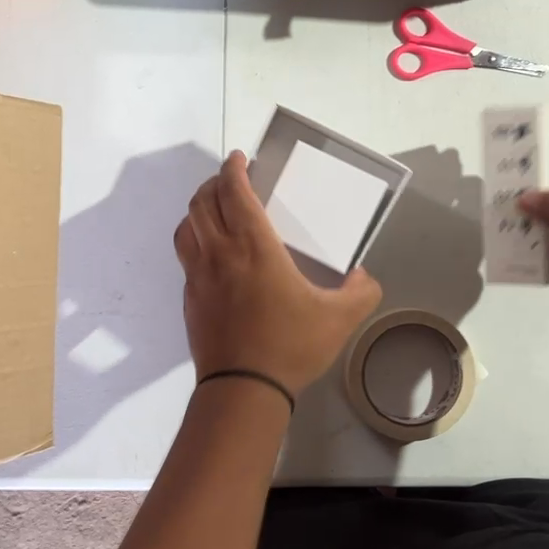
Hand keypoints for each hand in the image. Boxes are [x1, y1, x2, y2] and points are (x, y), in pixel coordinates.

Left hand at [174, 152, 383, 397]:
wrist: (243, 389)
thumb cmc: (291, 346)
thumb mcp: (340, 319)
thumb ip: (360, 292)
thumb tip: (363, 276)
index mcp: (254, 246)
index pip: (234, 192)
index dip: (233, 169)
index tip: (239, 159)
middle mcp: (220, 252)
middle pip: (202, 201)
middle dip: (213, 183)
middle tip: (230, 181)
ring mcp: (198, 275)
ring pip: (187, 225)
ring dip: (198, 208)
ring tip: (214, 209)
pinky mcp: (189, 297)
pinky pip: (185, 254)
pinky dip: (193, 239)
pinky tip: (210, 253)